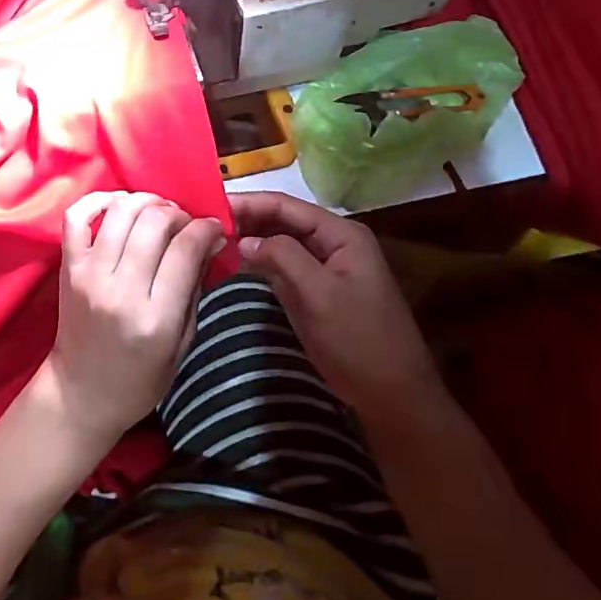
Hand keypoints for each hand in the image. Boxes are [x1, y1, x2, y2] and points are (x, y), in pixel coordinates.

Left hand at [40, 192, 223, 445]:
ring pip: (121, 212)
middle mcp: (120, 290)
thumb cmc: (139, 378)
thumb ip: (195, 289)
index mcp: (154, 317)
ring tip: (159, 211)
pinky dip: (99, 200)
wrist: (81, 392)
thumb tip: (210, 240)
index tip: (213, 229)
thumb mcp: (182, 343)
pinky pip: (76, 217)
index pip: (185, 250)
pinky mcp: (68, 267)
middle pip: (154, 223)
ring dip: (147, 201)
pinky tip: (120, 204)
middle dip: (179, 214)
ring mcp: (89, 274)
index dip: (206, 229)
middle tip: (186, 223)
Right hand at [230, 191, 442, 424]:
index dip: (248, 203)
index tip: (210, 206)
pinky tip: (235, 261)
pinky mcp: (318, 288)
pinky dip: (260, 260)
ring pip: (281, 241)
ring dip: (251, 238)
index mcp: (341, 233)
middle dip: (247, 219)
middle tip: (206, 223)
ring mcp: (326, 266)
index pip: (286, 205)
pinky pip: (284, 264)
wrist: (394, 397)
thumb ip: (282, 256)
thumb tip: (243, 239)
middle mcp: (334, 241)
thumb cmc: (359, 341)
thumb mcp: (318, 294)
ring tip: (213, 238)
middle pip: (283, 219)